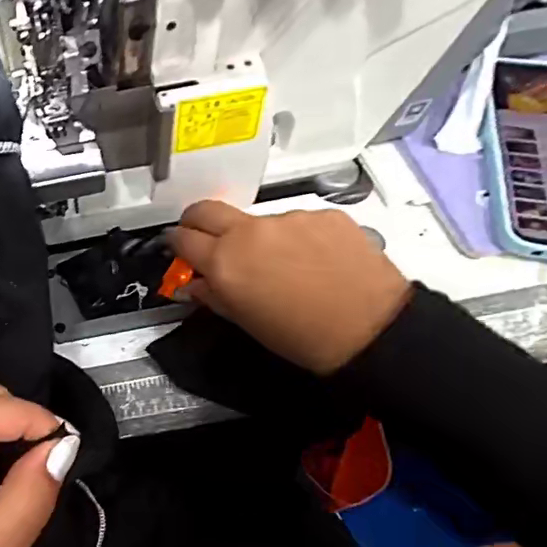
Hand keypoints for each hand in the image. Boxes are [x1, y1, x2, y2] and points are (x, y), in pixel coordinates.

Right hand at [169, 200, 412, 374]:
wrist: (369, 328)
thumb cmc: (302, 337)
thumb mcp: (246, 322)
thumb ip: (214, 295)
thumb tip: (195, 284)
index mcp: (224, 262)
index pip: (183, 238)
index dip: (177, 243)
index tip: (180, 249)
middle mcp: (250, 232)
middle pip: (206, 209)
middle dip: (197, 221)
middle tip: (204, 238)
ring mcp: (287, 218)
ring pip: (256, 219)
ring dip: (256, 236)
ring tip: (279, 266)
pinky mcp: (321, 213)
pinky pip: (296, 221)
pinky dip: (295, 237)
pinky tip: (312, 261)